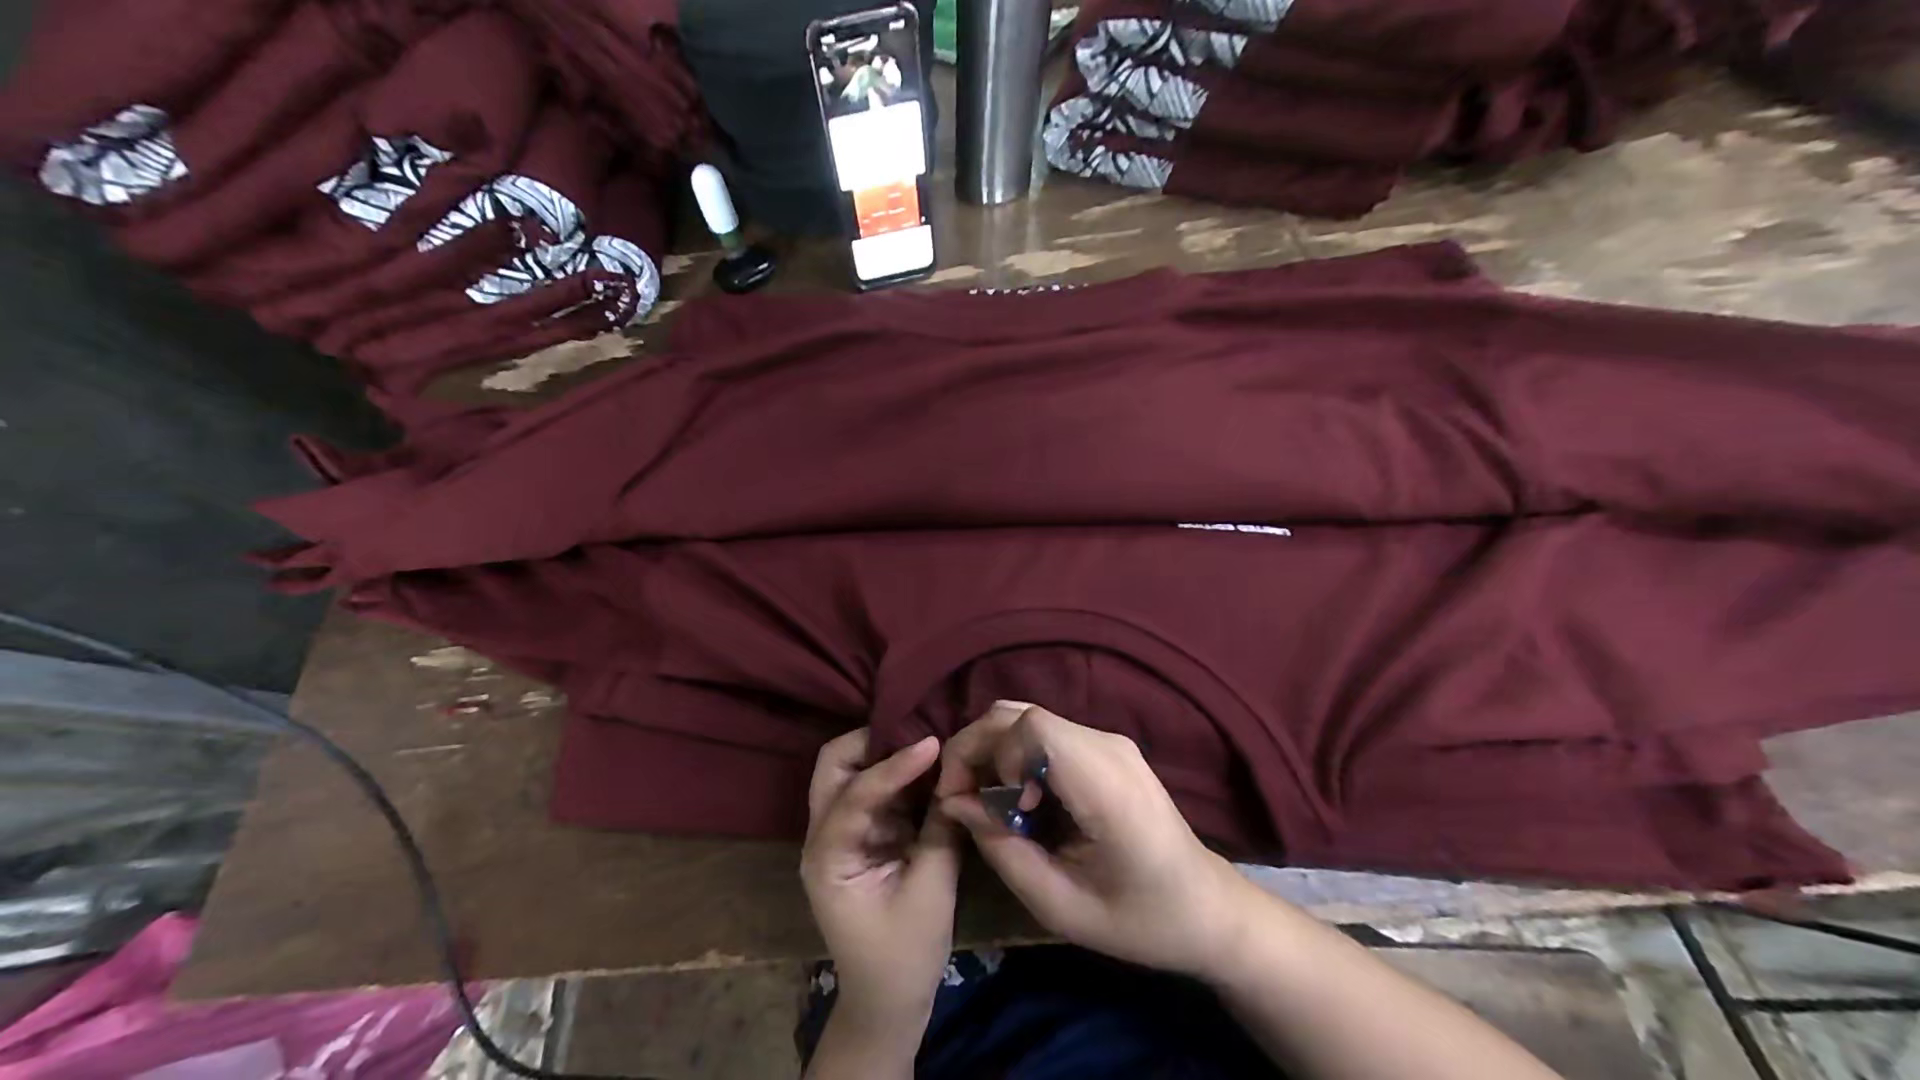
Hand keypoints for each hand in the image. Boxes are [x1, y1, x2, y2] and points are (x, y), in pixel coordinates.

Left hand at [801, 729, 961, 1027]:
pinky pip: (876, 789)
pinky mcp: (864, 835)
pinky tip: (930, 765)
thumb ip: (941, 831)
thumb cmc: (904, 956)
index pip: (856, 793)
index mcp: (828, 856)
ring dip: (887, 752)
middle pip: (834, 766)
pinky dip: (900, 773)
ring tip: (930, 740)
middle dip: (873, 741)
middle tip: (920, 732)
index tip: (932, 743)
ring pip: (852, 771)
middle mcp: (824, 835)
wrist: (887, 1002)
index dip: (894, 765)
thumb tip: (958, 778)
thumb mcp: (930, 894)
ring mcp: (843, 833)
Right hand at [937, 702, 1257, 976]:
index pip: (1033, 727)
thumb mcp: (1061, 906)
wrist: (1206, 907)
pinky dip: (1015, 754)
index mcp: (1105, 785)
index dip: (990, 754)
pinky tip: (1017, 796)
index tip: (979, 803)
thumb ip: (1002, 848)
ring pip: (1027, 716)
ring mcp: (1109, 740)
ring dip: (993, 750)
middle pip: (1020, 713)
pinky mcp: (1105, 746)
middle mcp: (1107, 746)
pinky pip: (1044, 732)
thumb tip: (953, 801)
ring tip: (986, 799)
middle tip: (962, 797)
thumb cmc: (1139, 919)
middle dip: (978, 747)